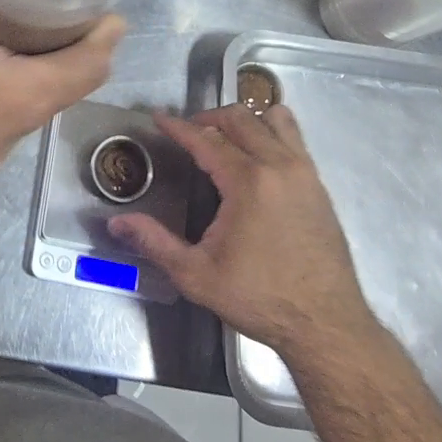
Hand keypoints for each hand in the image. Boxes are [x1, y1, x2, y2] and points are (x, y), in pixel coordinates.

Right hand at [109, 105, 374, 353]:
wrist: (325, 323)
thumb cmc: (259, 297)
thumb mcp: (197, 275)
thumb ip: (155, 243)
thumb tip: (115, 224)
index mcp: (248, 181)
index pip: (206, 140)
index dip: (178, 127)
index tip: (159, 118)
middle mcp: (278, 166)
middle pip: (240, 120)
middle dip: (209, 118)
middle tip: (188, 130)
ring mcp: (304, 173)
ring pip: (274, 121)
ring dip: (245, 120)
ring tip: (224, 135)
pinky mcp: (319, 186)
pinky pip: (294, 139)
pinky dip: (272, 132)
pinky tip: (258, 152)